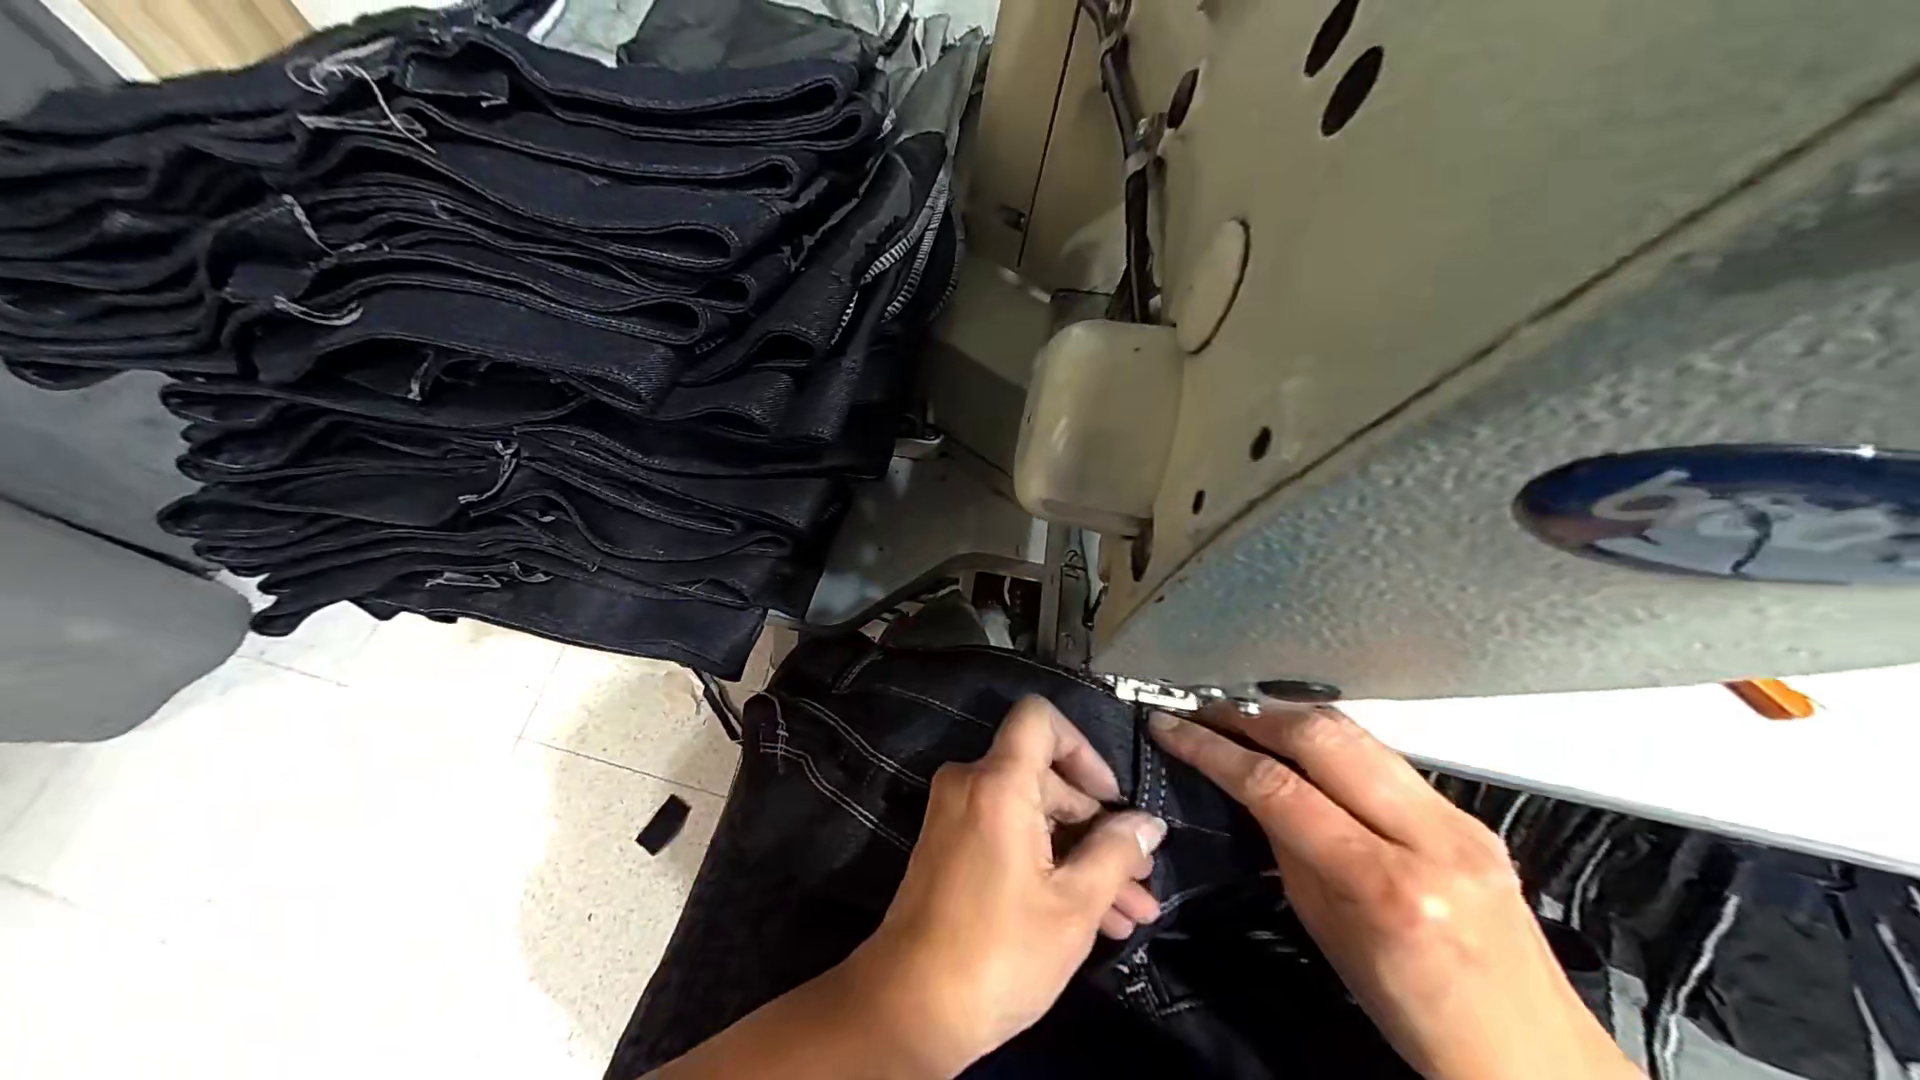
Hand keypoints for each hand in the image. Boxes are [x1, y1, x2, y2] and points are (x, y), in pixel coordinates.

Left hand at [838, 695, 1167, 1076]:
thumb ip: (1116, 853)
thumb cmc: (1000, 952)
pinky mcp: (951, 846)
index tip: (1109, 798)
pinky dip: (1047, 861)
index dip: (1082, 747)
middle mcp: (970, 784)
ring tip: (1132, 908)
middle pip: (1044, 776)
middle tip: (1140, 874)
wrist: (910, 1008)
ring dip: (1082, 854)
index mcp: (997, 782)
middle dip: (1098, 824)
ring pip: (1032, 814)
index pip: (1039, 718)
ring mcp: (956, 815)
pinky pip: (1008, 834)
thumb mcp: (1074, 905)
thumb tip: (1147, 823)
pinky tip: (1096, 913)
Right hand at [1150, 705, 1642, 1079]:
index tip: (1172, 729)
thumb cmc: (1415, 1014)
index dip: (1214, 749)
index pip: (1280, 789)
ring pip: (1356, 734)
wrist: (1536, 1058)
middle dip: (1251, 714)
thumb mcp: (1327, 932)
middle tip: (1203, 711)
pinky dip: (1326, 740)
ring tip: (1239, 716)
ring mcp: (1461, 820)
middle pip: (1323, 739)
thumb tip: (1248, 786)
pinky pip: (1383, 757)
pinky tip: (1297, 742)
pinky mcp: (1470, 815)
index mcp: (1389, 887)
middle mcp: (1433, 839)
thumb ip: (1289, 848)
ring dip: (1286, 716)